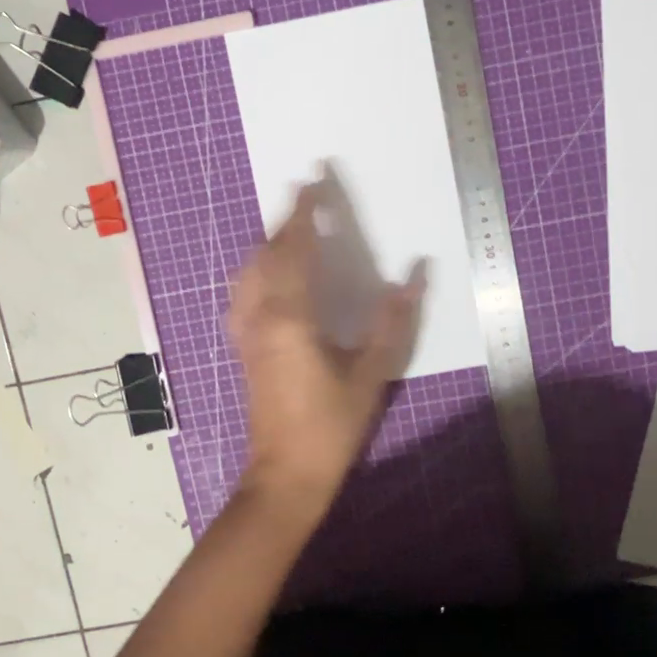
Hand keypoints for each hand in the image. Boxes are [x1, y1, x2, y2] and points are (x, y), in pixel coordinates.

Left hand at [226, 185, 425, 514]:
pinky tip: (266, 275)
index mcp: (290, 315)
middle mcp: (260, 314)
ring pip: (250, 271)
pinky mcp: (243, 348)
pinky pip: (243, 293)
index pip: (295, 248)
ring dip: (268, 242)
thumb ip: (392, 322)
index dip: (304, 212)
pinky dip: (256, 270)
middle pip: (267, 252)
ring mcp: (246, 331)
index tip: (312, 181)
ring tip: (290, 227)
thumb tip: (414, 274)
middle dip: (285, 219)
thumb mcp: (371, 375)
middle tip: (305, 193)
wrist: (284, 475)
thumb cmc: (330, 426)